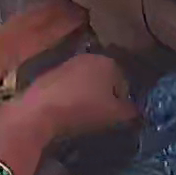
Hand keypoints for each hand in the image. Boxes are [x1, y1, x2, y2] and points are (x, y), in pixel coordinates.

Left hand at [0, 53, 136, 142]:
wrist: (39, 111)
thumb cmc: (83, 109)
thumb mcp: (115, 115)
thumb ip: (130, 112)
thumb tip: (136, 112)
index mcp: (108, 62)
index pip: (124, 82)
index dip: (123, 102)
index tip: (117, 117)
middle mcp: (88, 57)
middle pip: (104, 79)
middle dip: (105, 96)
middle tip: (102, 116)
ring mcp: (66, 64)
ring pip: (85, 82)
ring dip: (87, 96)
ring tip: (83, 116)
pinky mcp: (48, 74)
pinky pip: (67, 87)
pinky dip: (70, 97)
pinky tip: (66, 112)